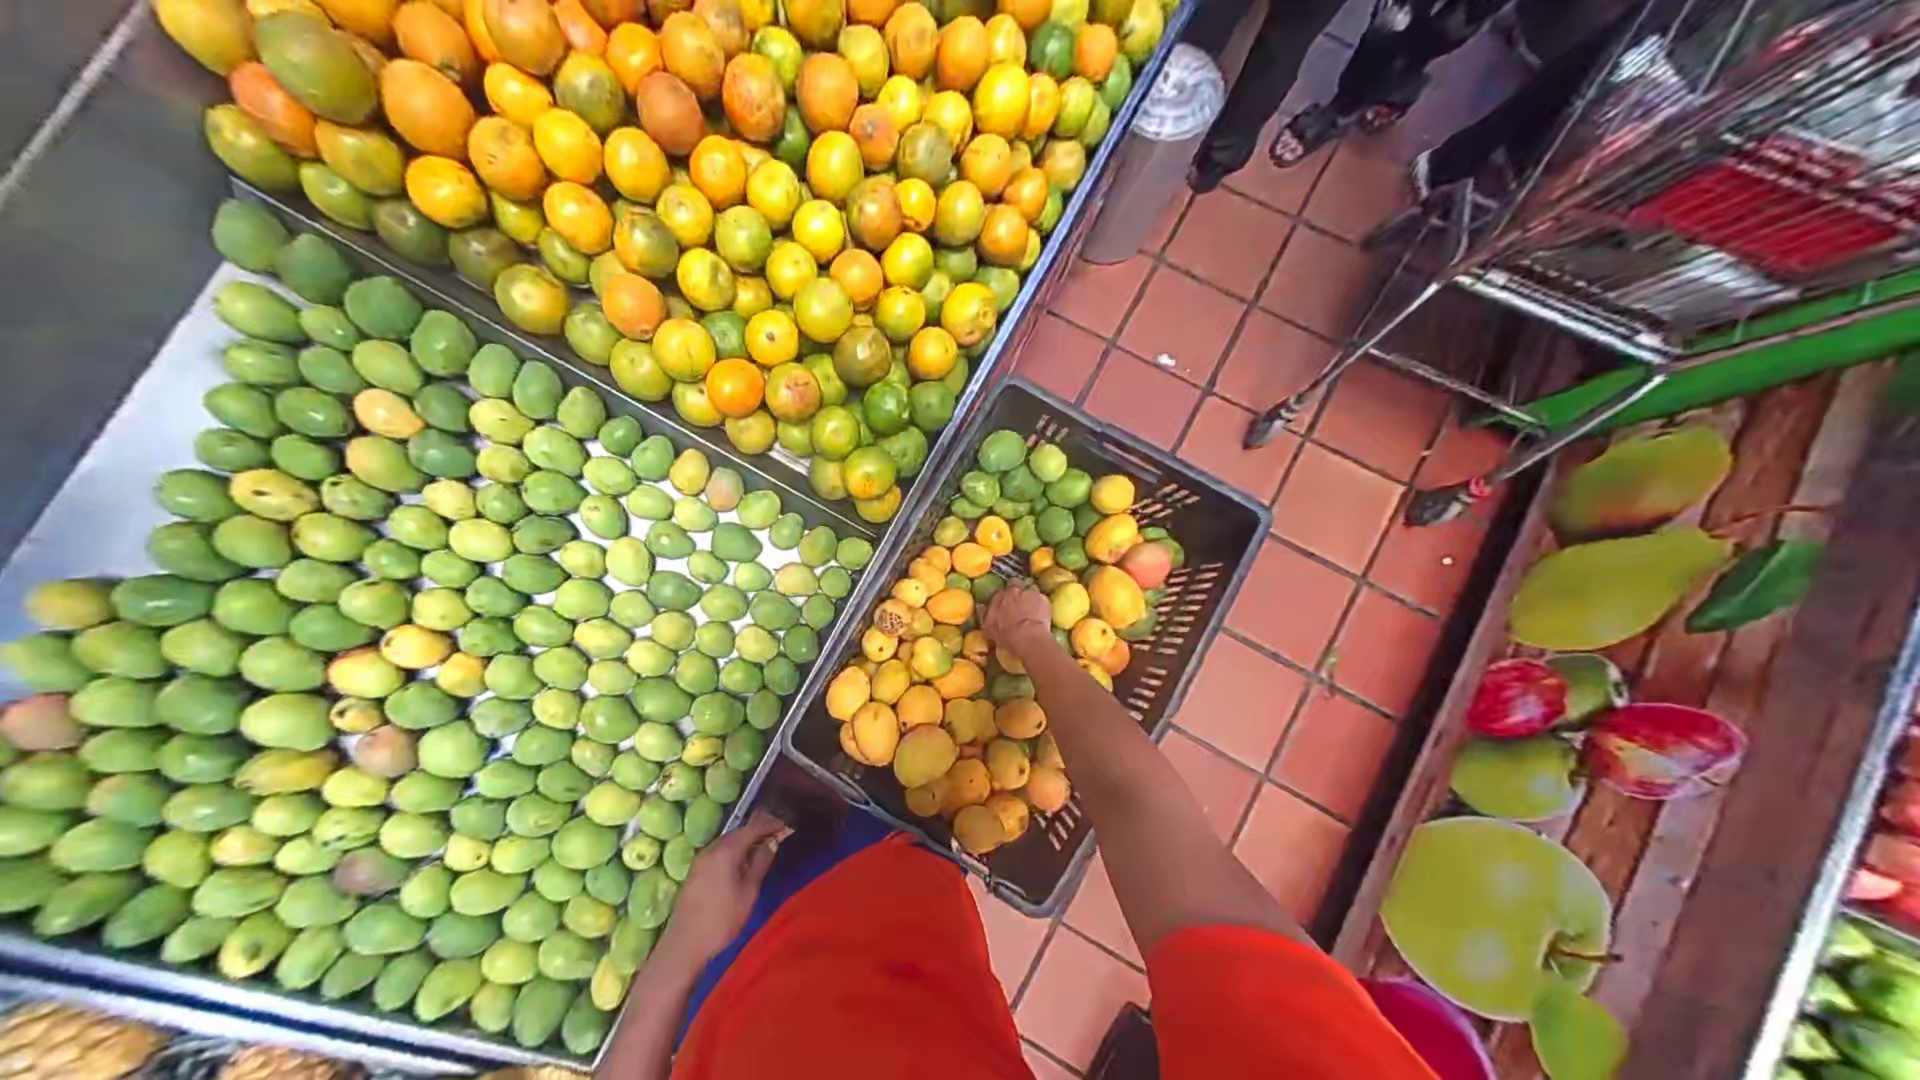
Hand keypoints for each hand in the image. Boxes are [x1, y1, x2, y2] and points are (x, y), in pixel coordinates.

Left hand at [655, 812, 789, 967]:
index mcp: (726, 851)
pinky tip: (741, 861)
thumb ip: (761, 862)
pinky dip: (733, 850)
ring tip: (762, 848)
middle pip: (738, 832)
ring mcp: (700, 860)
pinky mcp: (695, 871)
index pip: (752, 828)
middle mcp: (711, 849)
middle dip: (758, 831)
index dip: (770, 824)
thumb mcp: (749, 892)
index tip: (786, 825)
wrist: (684, 946)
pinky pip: (718, 851)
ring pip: (727, 841)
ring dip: (745, 840)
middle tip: (776, 835)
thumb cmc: (722, 920)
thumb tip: (772, 840)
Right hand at [985, 586, 1052, 660]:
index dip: (1004, 599)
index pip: (1001, 592)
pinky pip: (1042, 599)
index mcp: (1000, 595)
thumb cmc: (1006, 634)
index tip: (1007, 606)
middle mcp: (1015, 590)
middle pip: (1016, 586)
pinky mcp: (1044, 599)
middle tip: (1020, 604)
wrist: (1028, 637)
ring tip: (1032, 608)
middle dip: (1018, 593)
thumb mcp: (988, 628)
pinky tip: (1041, 614)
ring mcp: (1031, 593)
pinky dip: (1041, 605)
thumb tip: (981, 606)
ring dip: (1030, 597)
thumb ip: (984, 615)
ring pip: (1030, 590)